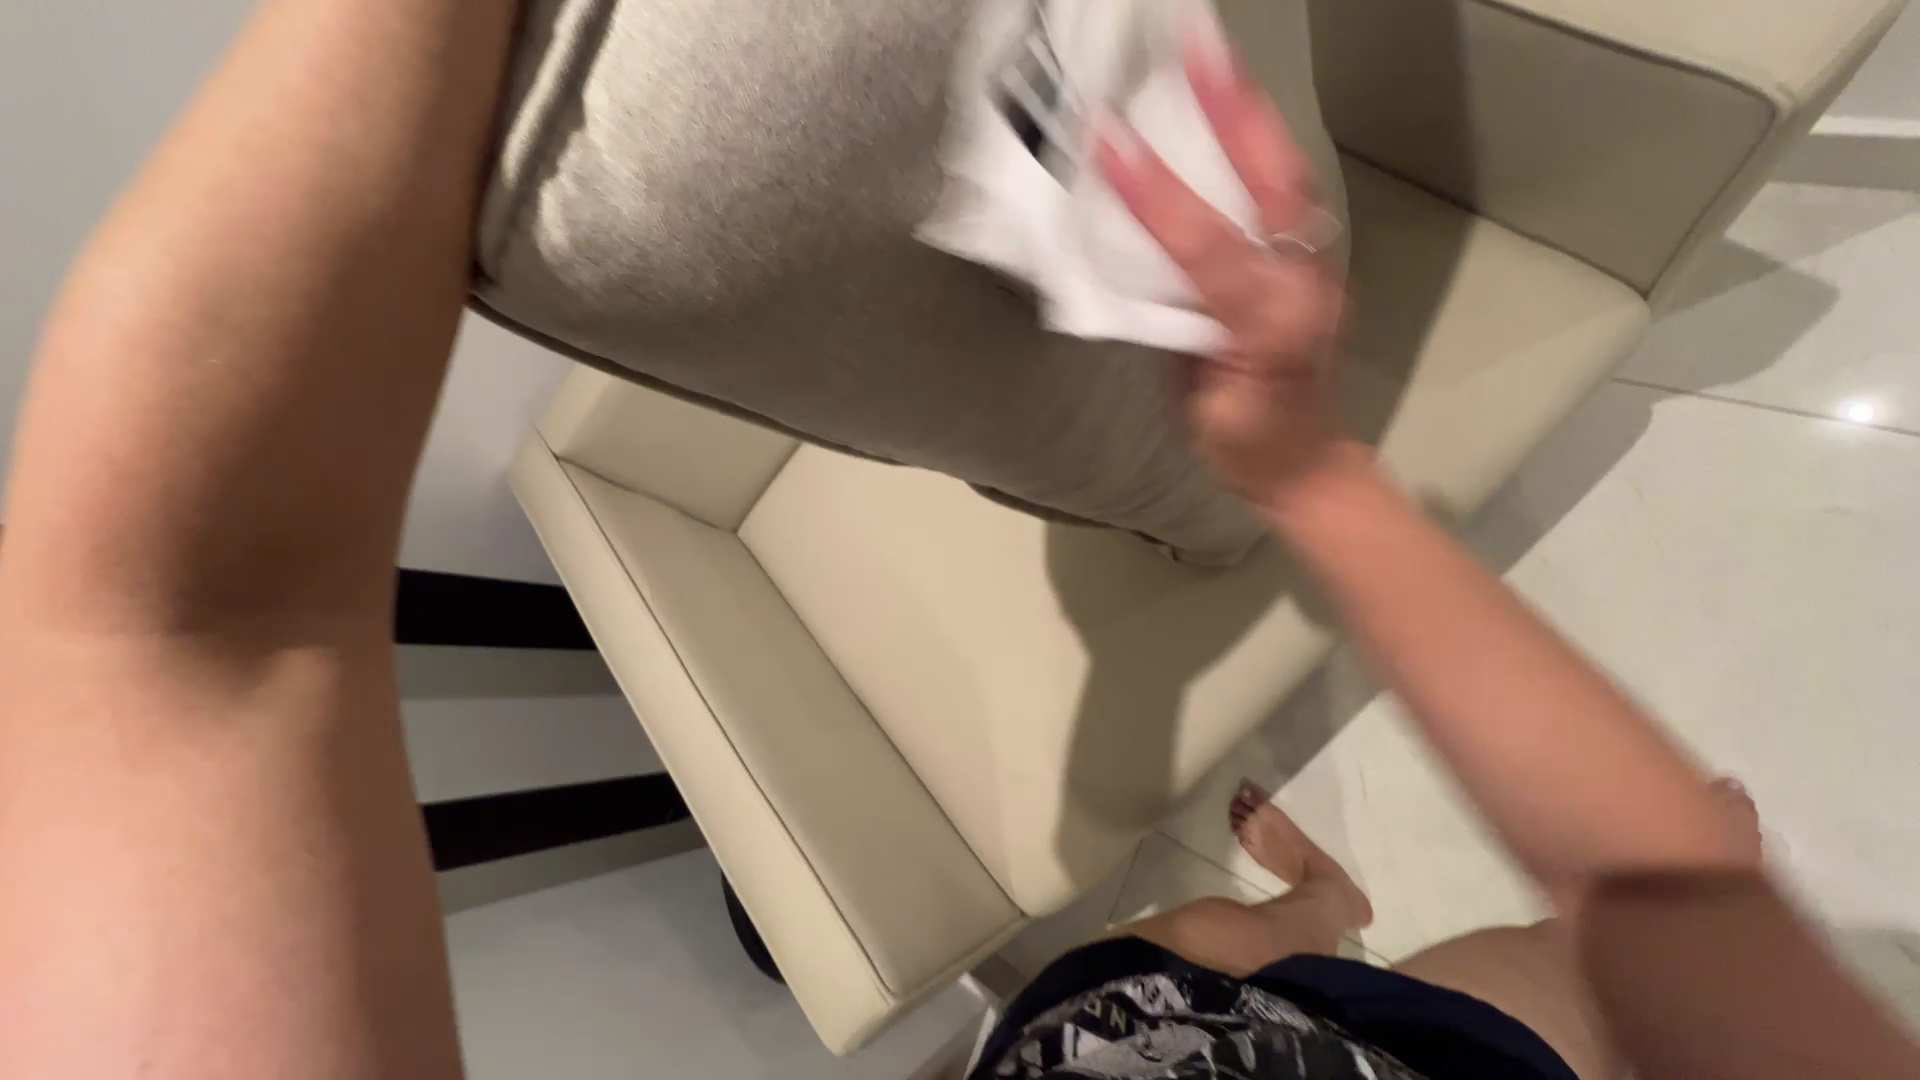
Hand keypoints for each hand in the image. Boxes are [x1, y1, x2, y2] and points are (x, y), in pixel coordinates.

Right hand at [1095, 31, 1355, 509]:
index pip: (1210, 247)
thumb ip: (1180, 335)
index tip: (1109, 144)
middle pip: (1276, 180)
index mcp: (1273, 319)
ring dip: (1249, 117)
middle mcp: (1303, 279)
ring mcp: (1310, 269)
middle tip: (1197, 45)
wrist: (1302, 465)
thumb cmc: (1249, 444)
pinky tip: (1225, 124)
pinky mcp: (1304, 268)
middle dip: (1237, 111)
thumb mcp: (1205, 403)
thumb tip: (1135, 271)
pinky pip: (1278, 199)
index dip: (1159, 198)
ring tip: (1210, 63)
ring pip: (1284, 178)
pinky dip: (1254, 151)